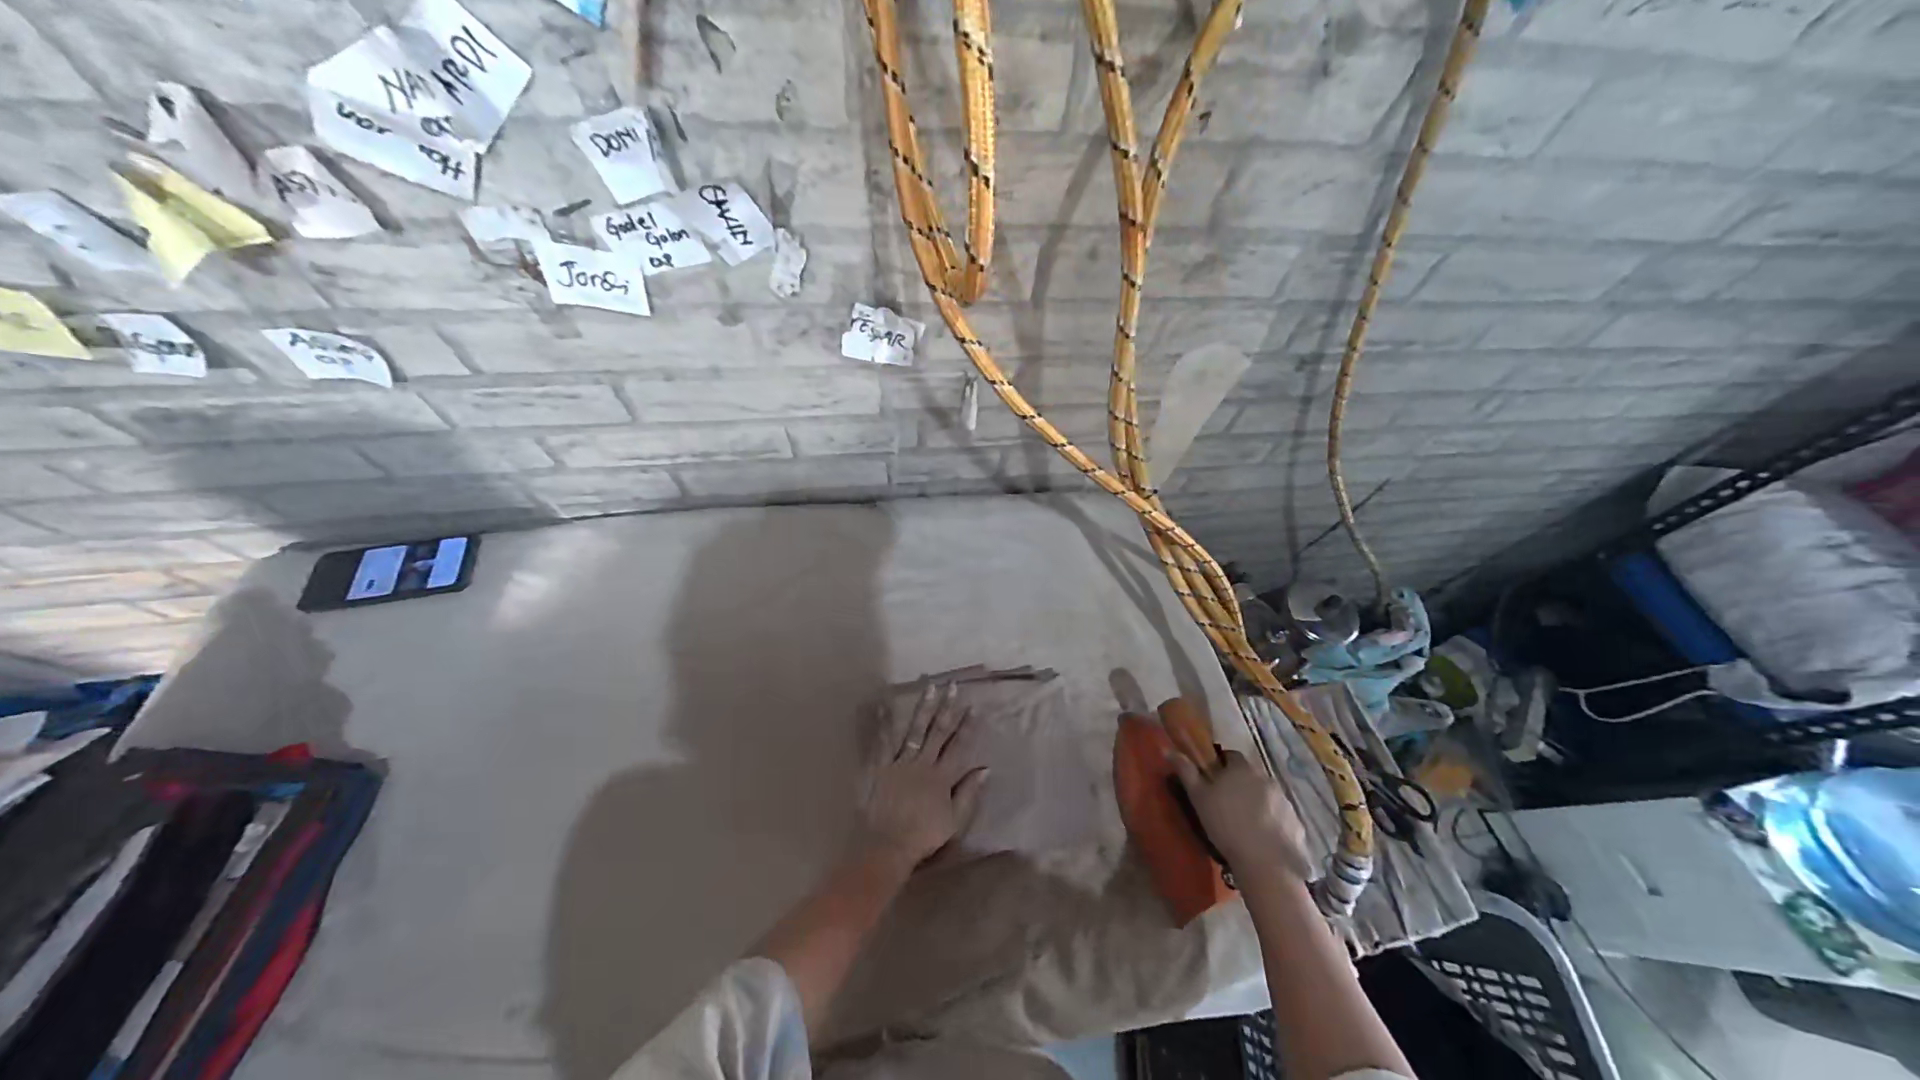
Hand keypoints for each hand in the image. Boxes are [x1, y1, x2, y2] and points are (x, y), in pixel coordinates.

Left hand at [858, 682, 989, 868]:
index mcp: (942, 776)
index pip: (958, 746)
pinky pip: (884, 742)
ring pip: (915, 730)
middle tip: (953, 686)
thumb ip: (968, 792)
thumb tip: (985, 768)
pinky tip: (886, 706)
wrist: (887, 845)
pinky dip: (885, 723)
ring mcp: (901, 763)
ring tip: (930, 687)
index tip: (974, 707)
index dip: (967, 726)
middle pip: (937, 732)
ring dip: (924, 708)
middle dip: (947, 708)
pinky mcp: (881, 767)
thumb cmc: (923, 836)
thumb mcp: (955, 820)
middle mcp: (923, 763)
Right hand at [1169, 749, 1309, 881]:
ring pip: (1265, 794)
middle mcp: (1265, 777)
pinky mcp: (1295, 821)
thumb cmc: (1225, 824)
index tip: (1213, 780)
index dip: (1221, 765)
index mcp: (1241, 769)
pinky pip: (1280, 815)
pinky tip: (1261, 837)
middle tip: (1226, 804)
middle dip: (1239, 784)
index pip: (1231, 755)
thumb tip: (1168, 749)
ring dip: (1256, 802)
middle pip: (1249, 775)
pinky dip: (1271, 820)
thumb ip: (1185, 771)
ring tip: (1244, 823)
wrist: (1264, 861)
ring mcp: (1284, 799)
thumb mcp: (1198, 798)